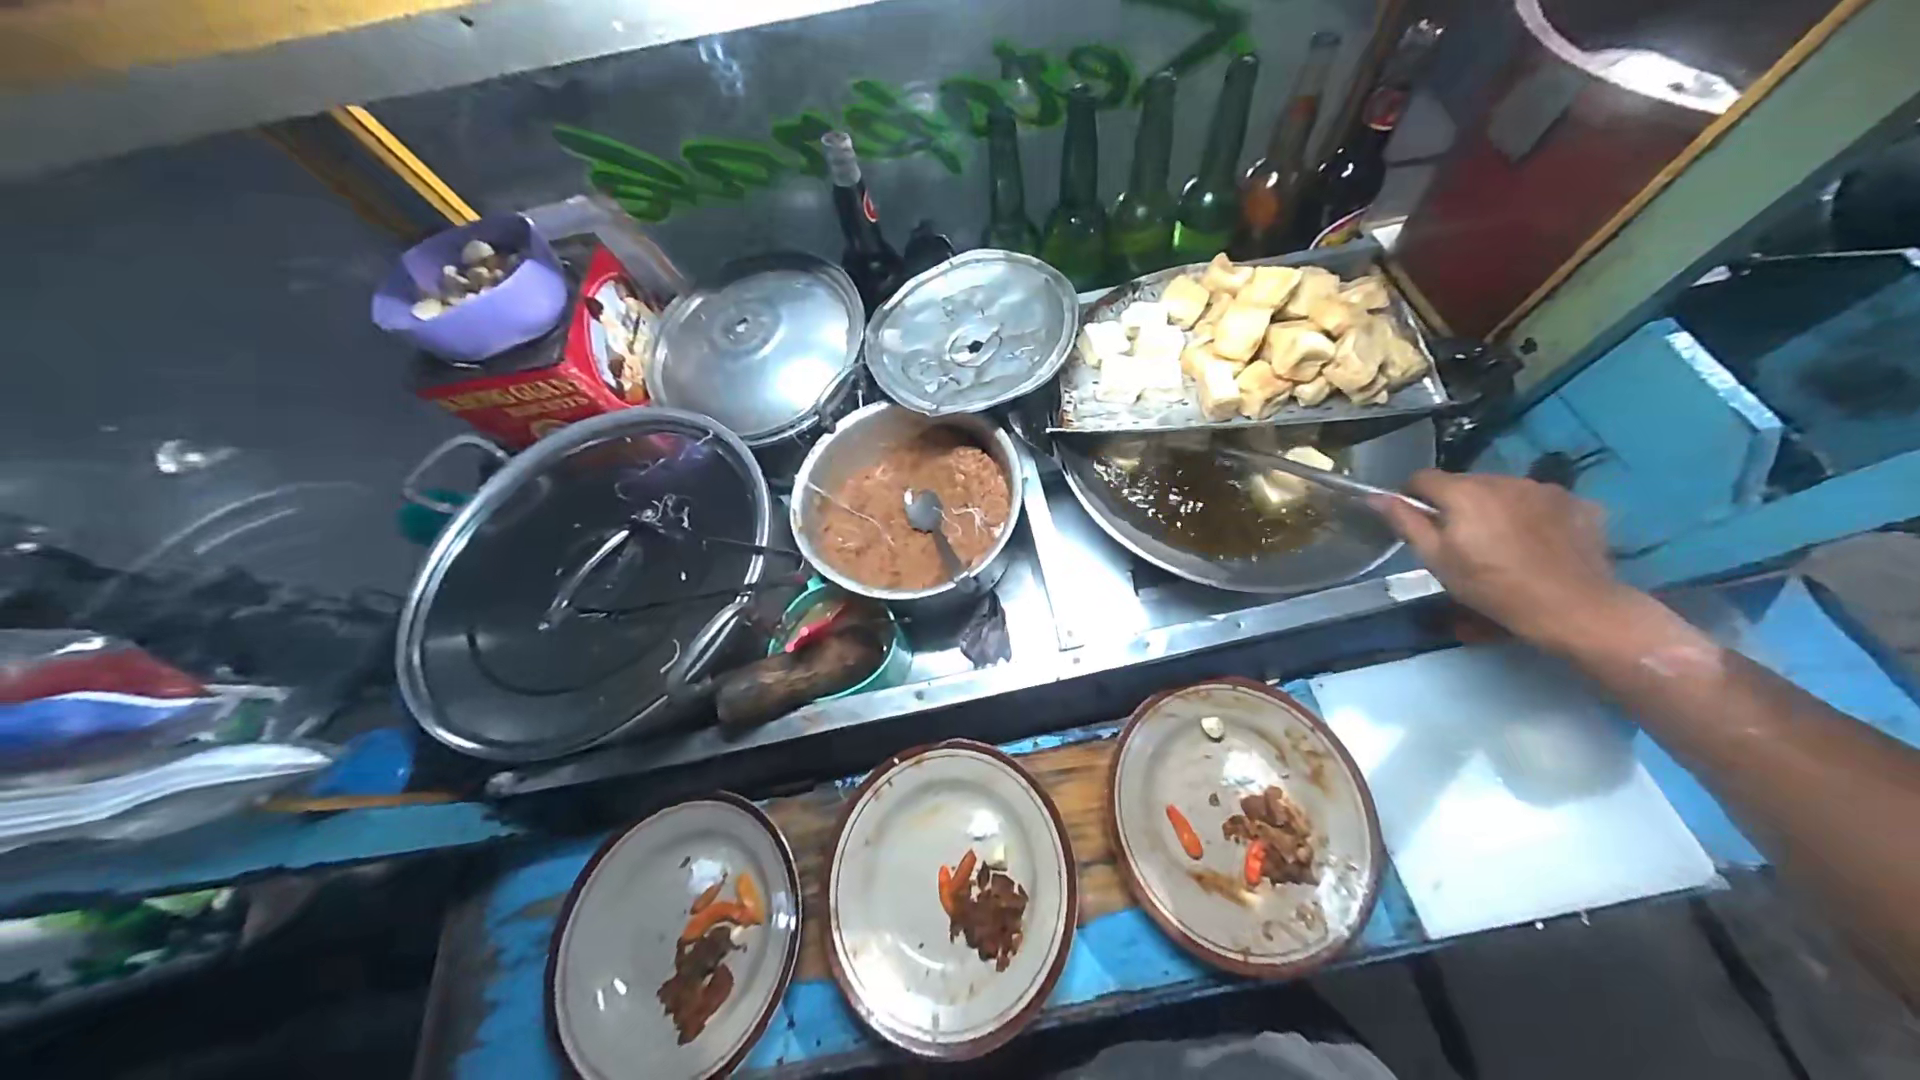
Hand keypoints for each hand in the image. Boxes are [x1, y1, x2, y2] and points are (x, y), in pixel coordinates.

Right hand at [1371, 470, 1630, 651]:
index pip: (1422, 477)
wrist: (1573, 606)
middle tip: (1460, 541)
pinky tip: (1536, 543)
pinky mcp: (1577, 502)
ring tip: (1501, 543)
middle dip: (1456, 504)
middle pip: (1465, 483)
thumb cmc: (1491, 585)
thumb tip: (1375, 497)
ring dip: (1493, 508)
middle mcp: (1504, 479)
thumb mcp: (1436, 559)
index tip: (1418, 522)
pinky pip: (1539, 501)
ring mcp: (1544, 488)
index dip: (1412, 497)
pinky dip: (1530, 515)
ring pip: (1502, 490)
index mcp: (1464, 492)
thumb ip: (1406, 522)